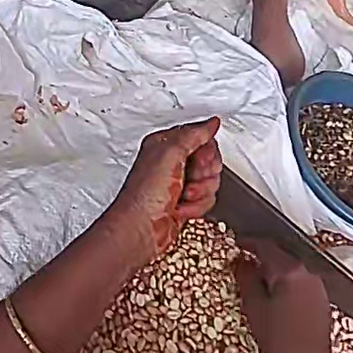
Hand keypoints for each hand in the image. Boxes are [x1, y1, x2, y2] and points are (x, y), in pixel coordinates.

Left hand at [105, 118, 222, 262]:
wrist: (140, 229)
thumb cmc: (145, 194)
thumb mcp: (170, 154)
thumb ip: (194, 134)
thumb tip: (211, 123)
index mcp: (165, 145)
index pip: (201, 138)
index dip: (206, 151)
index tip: (199, 161)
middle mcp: (171, 163)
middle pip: (210, 161)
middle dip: (205, 173)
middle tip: (190, 178)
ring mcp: (179, 184)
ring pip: (211, 182)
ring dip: (201, 192)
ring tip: (183, 195)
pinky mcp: (185, 203)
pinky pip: (207, 200)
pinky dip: (197, 206)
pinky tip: (181, 208)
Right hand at [234, 238, 339, 352]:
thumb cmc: (277, 338)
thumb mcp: (254, 307)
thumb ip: (247, 278)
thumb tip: (241, 261)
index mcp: (289, 271)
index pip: (266, 247)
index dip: (249, 243)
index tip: (237, 243)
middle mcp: (307, 272)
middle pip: (281, 256)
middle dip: (262, 257)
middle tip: (243, 262)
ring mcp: (317, 286)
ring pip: (292, 270)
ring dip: (275, 271)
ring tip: (258, 280)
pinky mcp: (322, 299)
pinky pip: (300, 282)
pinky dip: (286, 282)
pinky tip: (276, 295)